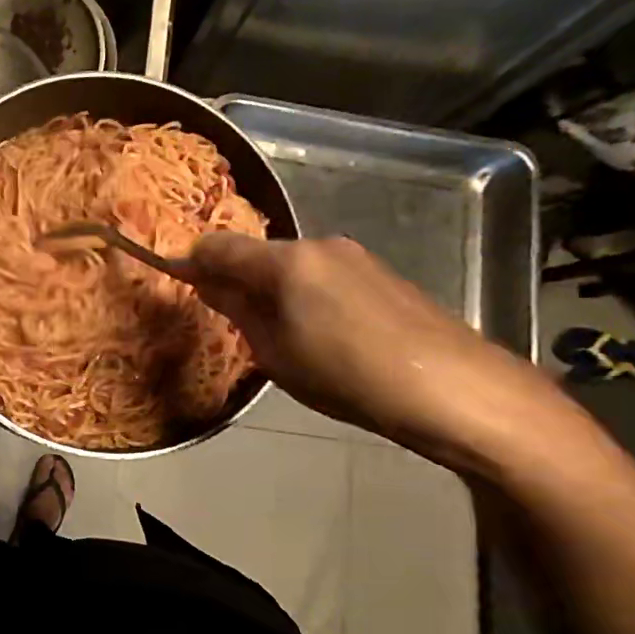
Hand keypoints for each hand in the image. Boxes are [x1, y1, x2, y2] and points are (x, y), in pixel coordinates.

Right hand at [190, 233, 586, 476]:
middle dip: (238, 280)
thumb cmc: (347, 376)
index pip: (219, 246)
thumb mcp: (276, 354)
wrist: (451, 388)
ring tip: (284, 338)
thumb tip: (210, 284)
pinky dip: (307, 295)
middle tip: (235, 324)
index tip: (183, 286)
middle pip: (258, 253)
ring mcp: (355, 256)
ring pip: (293, 265)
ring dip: (274, 290)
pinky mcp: (381, 274)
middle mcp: (318, 245)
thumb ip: (238, 312)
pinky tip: (325, 335)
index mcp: (285, 261)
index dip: (194, 262)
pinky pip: (324, 275)